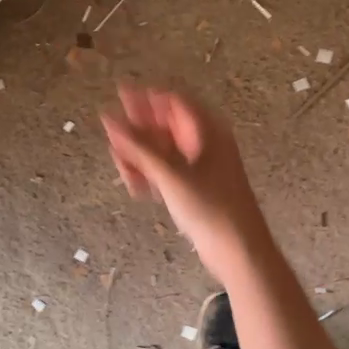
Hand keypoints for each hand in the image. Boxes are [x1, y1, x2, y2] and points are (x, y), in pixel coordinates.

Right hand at [102, 84, 271, 274]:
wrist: (238, 250)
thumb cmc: (210, 207)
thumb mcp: (170, 174)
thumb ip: (137, 146)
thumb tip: (109, 118)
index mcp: (207, 131)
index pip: (173, 101)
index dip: (146, 98)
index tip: (119, 98)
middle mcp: (204, 144)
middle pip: (165, 126)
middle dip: (138, 132)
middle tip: (114, 141)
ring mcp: (200, 167)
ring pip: (162, 151)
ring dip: (140, 157)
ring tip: (125, 171)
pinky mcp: (194, 189)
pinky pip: (166, 172)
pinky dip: (150, 175)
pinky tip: (137, 188)